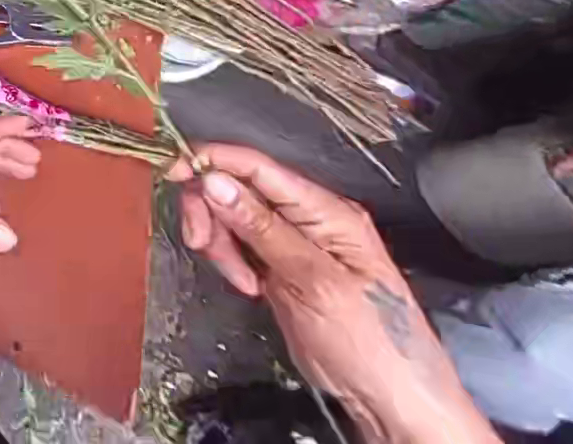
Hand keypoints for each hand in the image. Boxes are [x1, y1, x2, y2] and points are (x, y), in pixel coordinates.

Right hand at [169, 145, 498, 443]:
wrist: (396, 410)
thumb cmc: (373, 345)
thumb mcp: (314, 282)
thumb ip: (262, 228)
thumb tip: (214, 180)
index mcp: (324, 209)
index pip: (258, 167)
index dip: (214, 161)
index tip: (175, 171)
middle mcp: (305, 216)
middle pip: (238, 188)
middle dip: (212, 209)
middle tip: (201, 242)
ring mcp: (292, 241)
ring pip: (232, 215)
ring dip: (219, 239)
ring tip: (238, 278)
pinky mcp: (279, 266)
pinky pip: (239, 244)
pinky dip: (230, 259)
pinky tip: (246, 284)